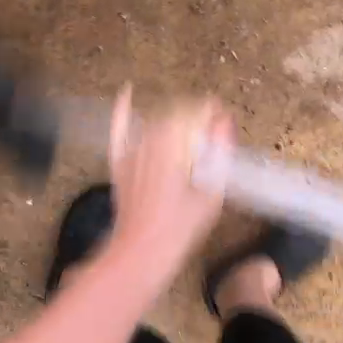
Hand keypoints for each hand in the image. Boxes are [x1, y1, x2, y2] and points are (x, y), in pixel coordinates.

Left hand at [103, 87, 228, 289]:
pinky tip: (126, 91)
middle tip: (211, 136)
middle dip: (195, 120)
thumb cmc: (181, 227)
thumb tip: (224, 124)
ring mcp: (131, 148)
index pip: (197, 113)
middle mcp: (150, 138)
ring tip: (188, 137)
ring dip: (173, 122)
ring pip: (155, 122)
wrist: (141, 251)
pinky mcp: (118, 159)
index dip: (213, 114)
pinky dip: (122, 110)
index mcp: (175, 143)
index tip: (223, 118)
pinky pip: (119, 128)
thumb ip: (219, 152)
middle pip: (177, 116)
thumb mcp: (212, 192)